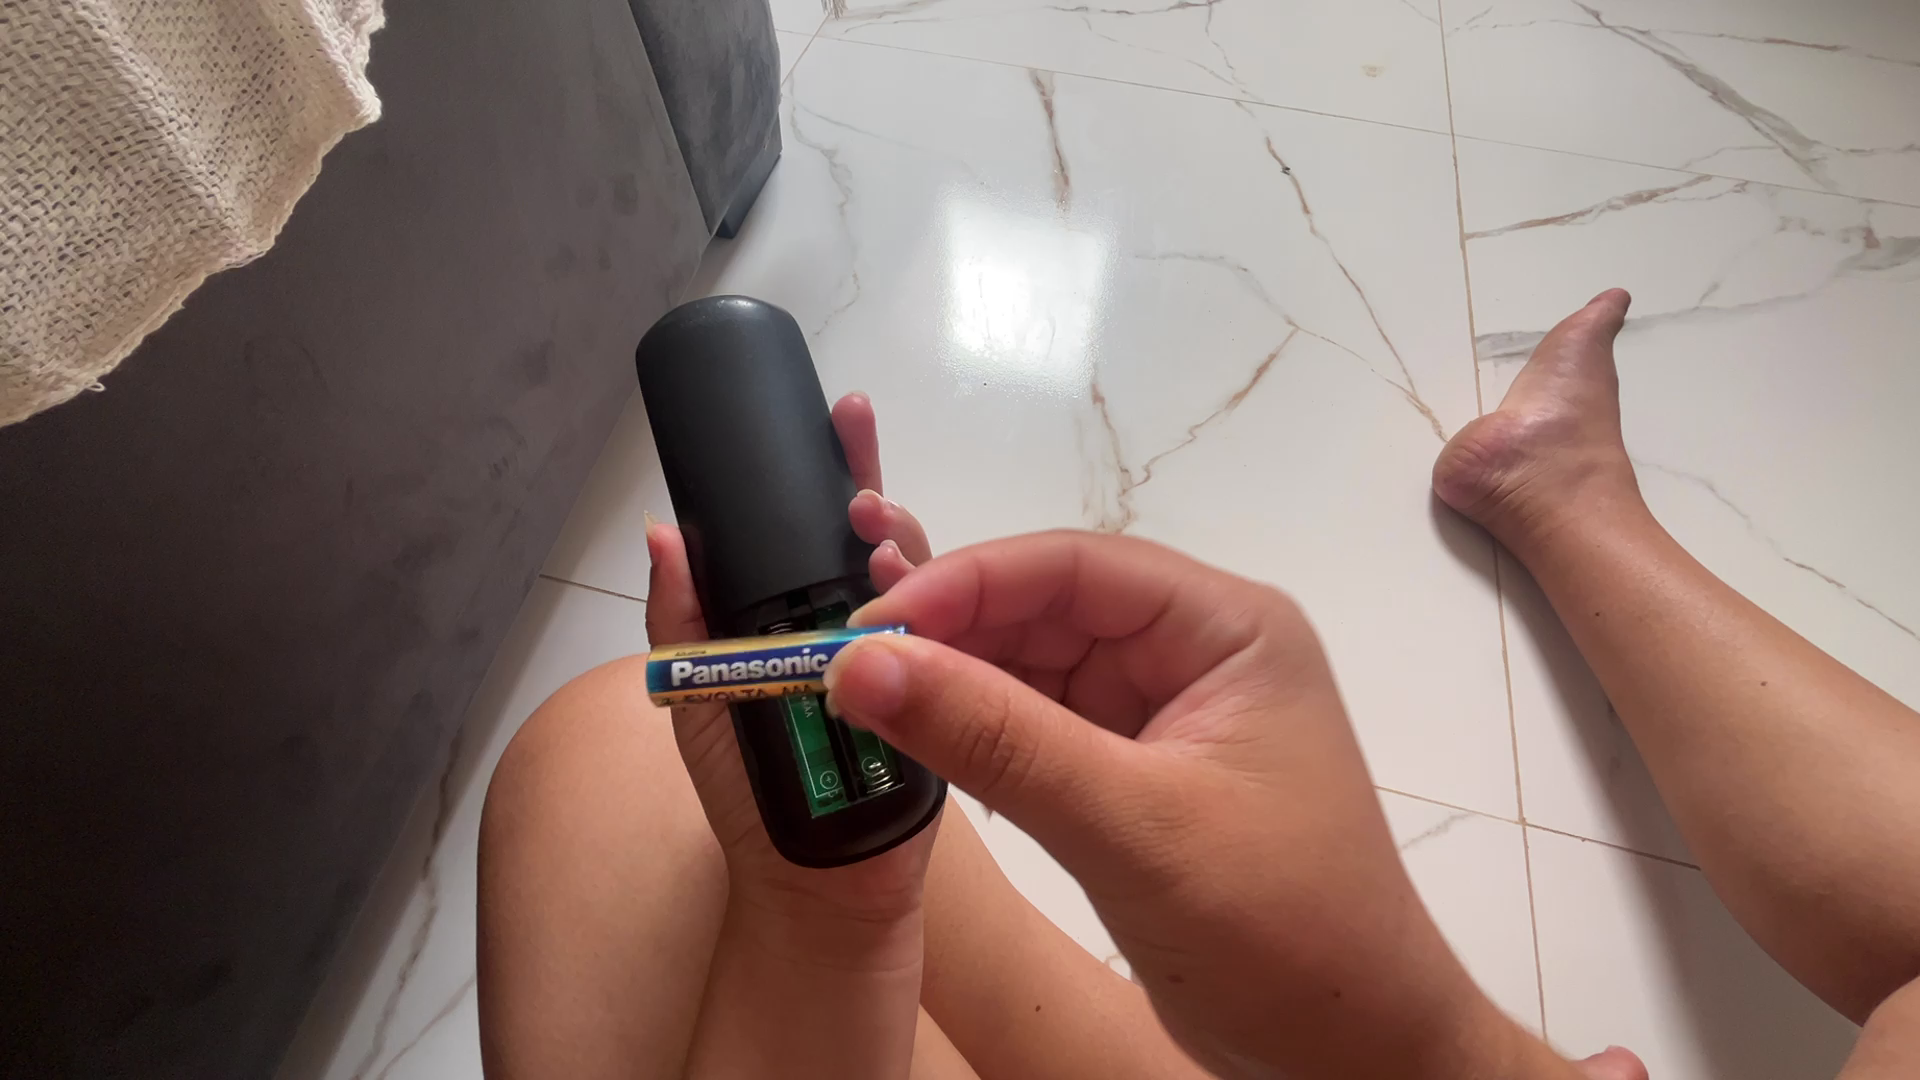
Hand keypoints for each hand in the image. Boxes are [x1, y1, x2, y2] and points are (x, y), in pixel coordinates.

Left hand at [645, 392, 936, 922]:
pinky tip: (918, 570)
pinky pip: (945, 628)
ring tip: (871, 508)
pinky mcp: (942, 680)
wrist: (823, 868)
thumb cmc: (755, 783)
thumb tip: (662, 534)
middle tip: (854, 424)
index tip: (830, 419)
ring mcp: (905, 645)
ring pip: (913, 569)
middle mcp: (855, 618)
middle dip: (867, 476)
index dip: (822, 473)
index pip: (812, 528)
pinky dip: (935, 593)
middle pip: (870, 534)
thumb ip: (684, 618)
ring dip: (896, 531)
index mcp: (800, 611)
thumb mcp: (703, 691)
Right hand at [824, 531, 1639, 1078]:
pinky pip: (1033, 717)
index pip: (1075, 566)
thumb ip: (993, 738)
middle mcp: (1185, 643)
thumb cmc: (1276, 931)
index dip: (967, 580)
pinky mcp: (1125, 755)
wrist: (1344, 1056)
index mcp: (1220, 624)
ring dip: (954, 678)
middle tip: (853, 665)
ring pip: (1030, 660)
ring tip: (870, 696)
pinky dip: (975, 726)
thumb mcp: (1127, 823)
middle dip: (951, 630)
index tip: (874, 621)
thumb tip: (862, 664)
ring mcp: (1154, 699)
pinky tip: (922, 734)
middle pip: (1045, 606)